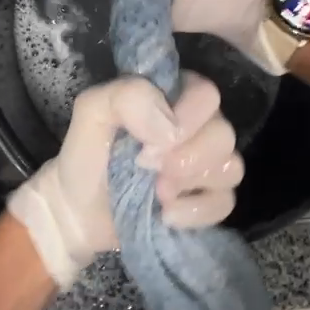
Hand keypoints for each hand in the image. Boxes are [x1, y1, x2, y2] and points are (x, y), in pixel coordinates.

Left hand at [5, 73, 241, 287]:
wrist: (78, 211)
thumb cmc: (87, 153)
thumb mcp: (93, 109)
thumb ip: (128, 97)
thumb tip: (170, 127)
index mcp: (174, 95)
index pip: (206, 94)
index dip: (187, 119)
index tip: (149, 143)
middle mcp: (197, 125)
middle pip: (223, 133)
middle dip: (188, 156)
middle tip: (149, 168)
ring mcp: (205, 164)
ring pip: (231, 166)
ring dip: (193, 182)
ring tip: (158, 193)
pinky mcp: (206, 201)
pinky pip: (226, 202)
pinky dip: (198, 212)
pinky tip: (167, 215)